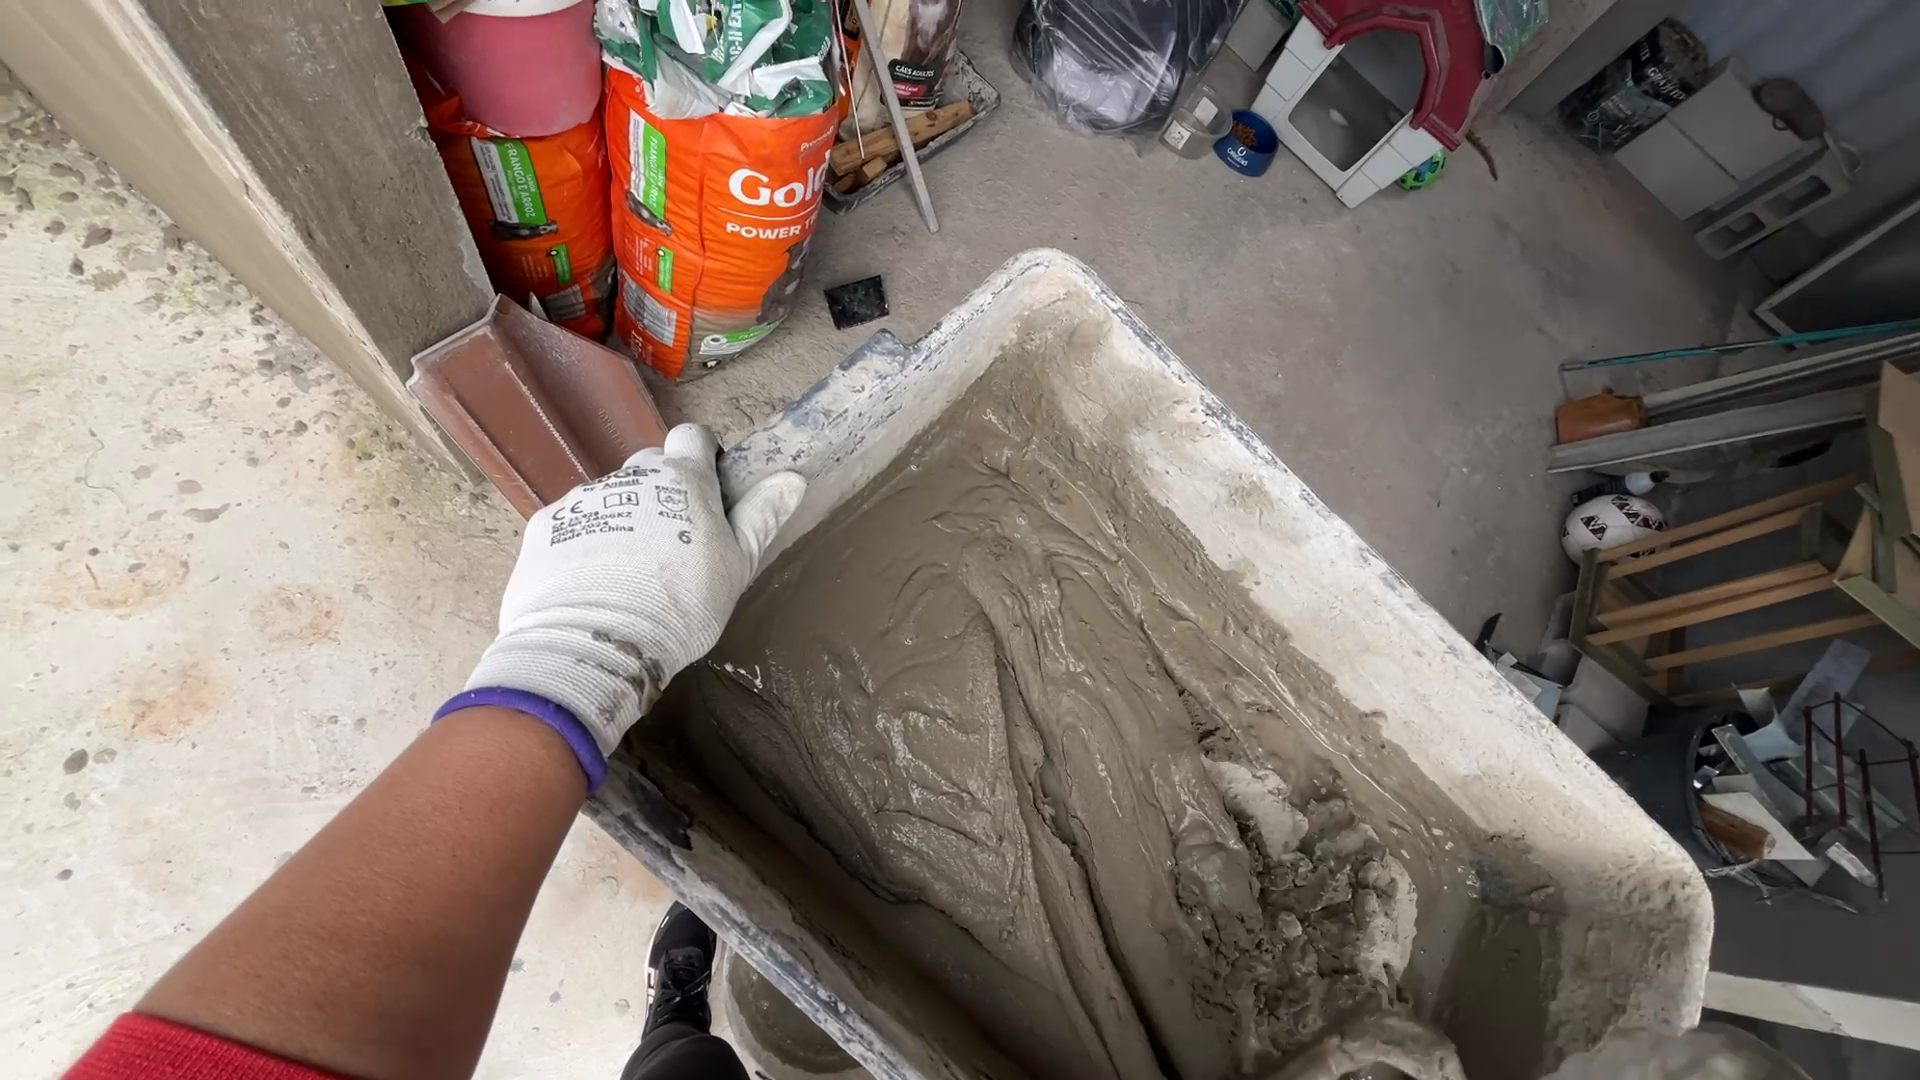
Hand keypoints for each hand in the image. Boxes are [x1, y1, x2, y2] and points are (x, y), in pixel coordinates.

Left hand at [450, 425, 804, 786]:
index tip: (707, 490)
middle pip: (650, 465)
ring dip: (625, 517)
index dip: (701, 456)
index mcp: (683, 479)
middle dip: (662, 489)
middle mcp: (632, 476)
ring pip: (612, 495)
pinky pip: (573, 522)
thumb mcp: (738, 564)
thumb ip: (761, 517)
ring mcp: (585, 498)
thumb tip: (793, 478)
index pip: (693, 436)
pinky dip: (585, 541)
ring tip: (630, 569)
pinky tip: (594, 579)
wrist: (597, 641)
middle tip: (672, 539)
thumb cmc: (684, 602)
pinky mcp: (546, 525)